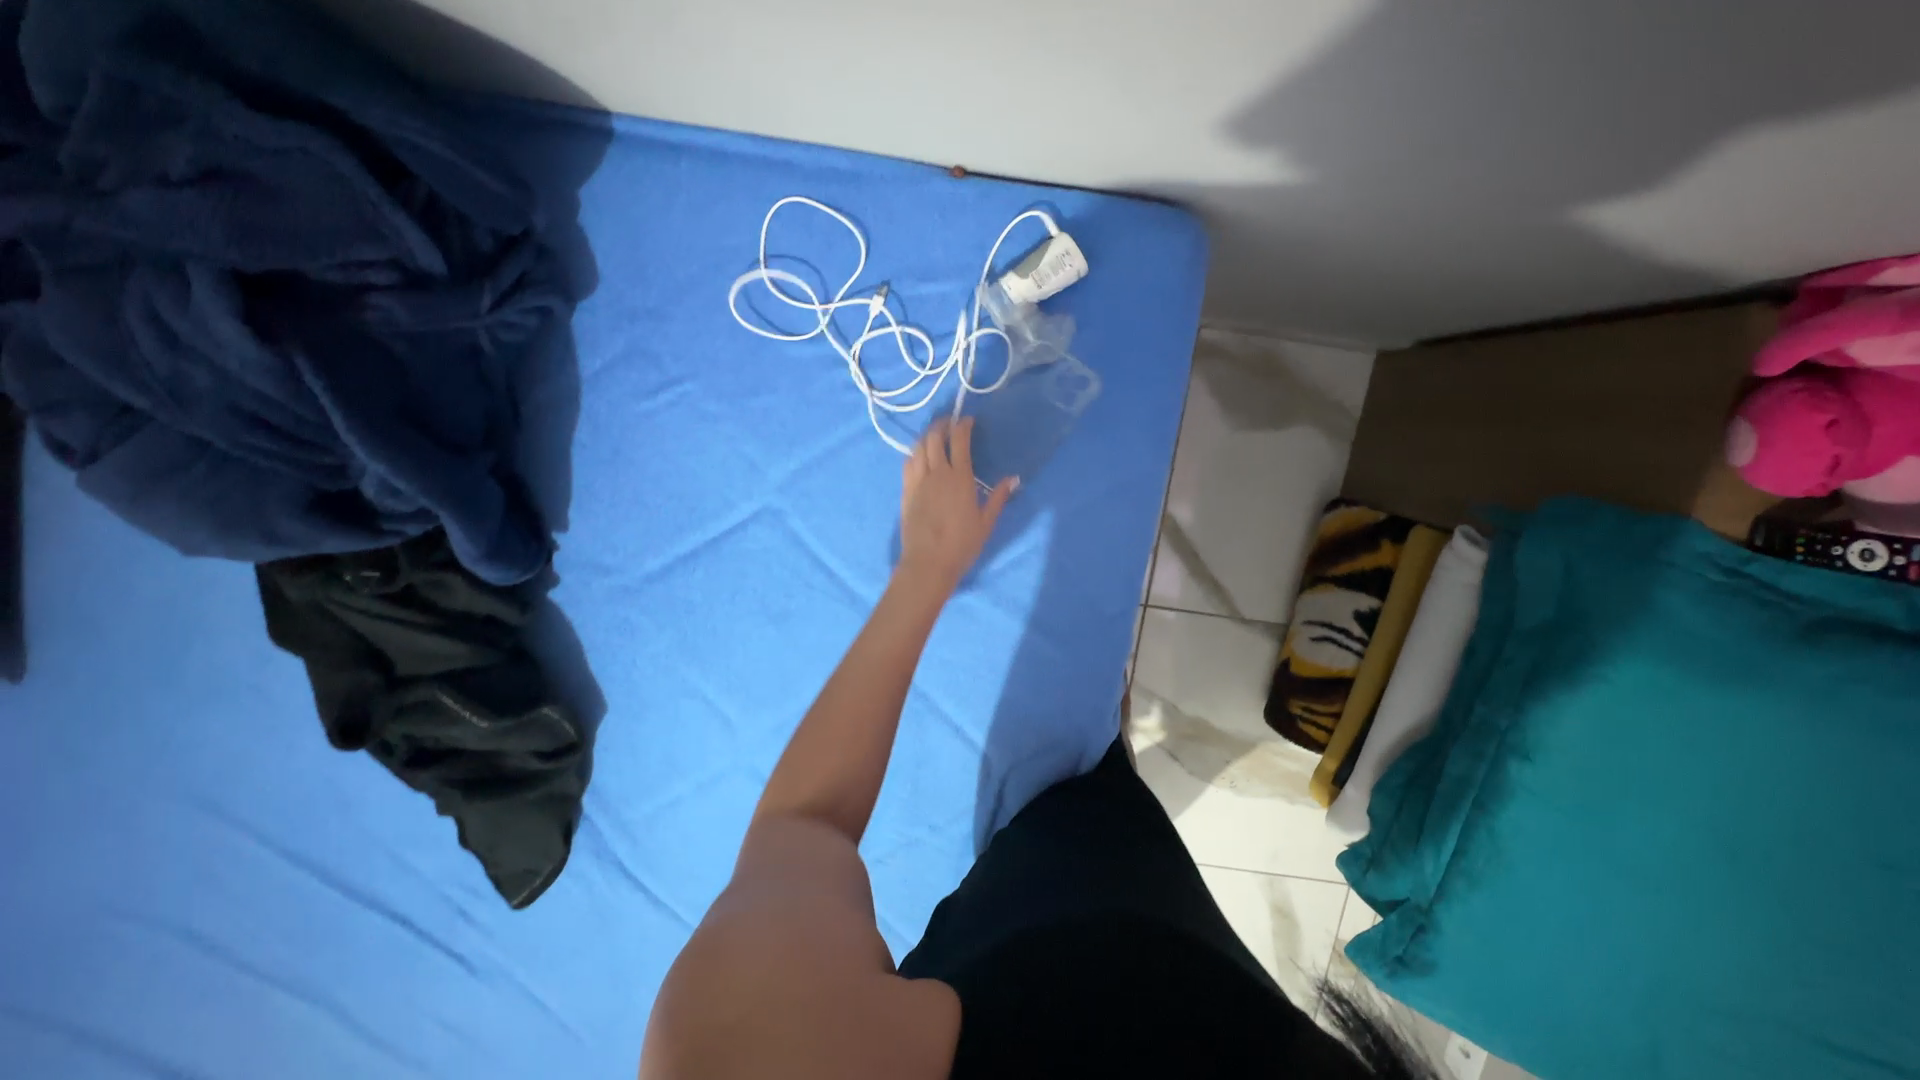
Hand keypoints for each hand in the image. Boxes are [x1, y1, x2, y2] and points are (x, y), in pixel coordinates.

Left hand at [898, 417, 1015, 591]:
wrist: (928, 562)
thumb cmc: (962, 544)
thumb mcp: (986, 522)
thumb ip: (998, 497)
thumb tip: (1013, 478)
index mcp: (960, 478)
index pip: (960, 441)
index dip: (963, 425)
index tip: (969, 420)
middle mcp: (937, 473)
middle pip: (935, 437)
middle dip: (943, 424)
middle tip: (950, 422)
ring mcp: (918, 480)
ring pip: (919, 447)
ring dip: (928, 435)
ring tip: (935, 434)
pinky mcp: (906, 491)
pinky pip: (908, 462)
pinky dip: (915, 452)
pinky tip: (920, 454)